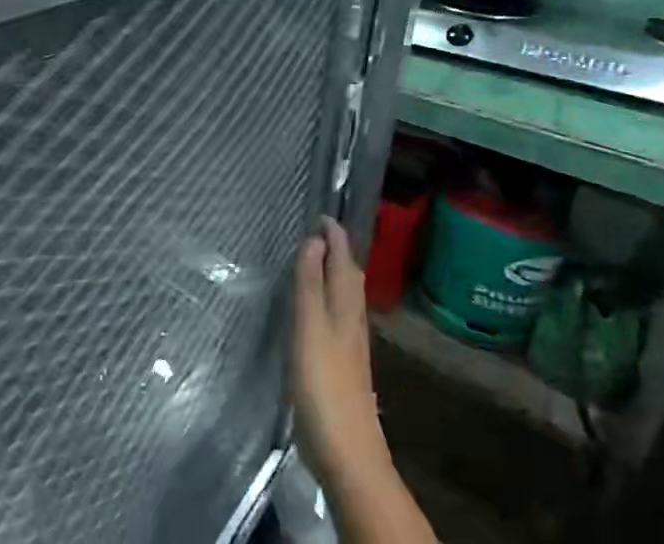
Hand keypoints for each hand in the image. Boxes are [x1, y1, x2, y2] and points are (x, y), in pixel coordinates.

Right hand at [291, 216, 391, 487]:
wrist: (347, 451)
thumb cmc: (323, 385)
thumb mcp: (310, 329)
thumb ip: (310, 285)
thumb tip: (315, 240)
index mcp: (346, 308)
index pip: (344, 260)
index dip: (335, 236)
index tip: (321, 213)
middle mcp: (353, 320)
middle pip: (349, 277)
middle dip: (337, 251)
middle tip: (318, 230)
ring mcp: (350, 344)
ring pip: (345, 296)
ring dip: (333, 273)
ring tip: (314, 260)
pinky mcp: (342, 364)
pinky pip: (337, 315)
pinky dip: (328, 298)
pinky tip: (316, 309)